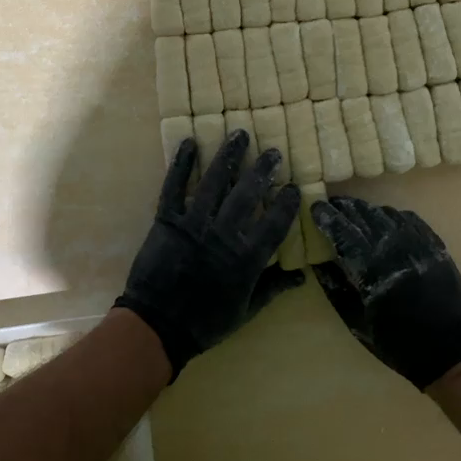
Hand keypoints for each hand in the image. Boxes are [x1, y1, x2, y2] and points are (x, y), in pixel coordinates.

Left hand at [114, 130, 303, 379]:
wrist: (157, 326)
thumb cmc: (206, 322)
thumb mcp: (246, 310)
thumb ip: (273, 288)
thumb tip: (302, 276)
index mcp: (246, 259)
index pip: (274, 224)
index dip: (287, 204)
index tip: (295, 186)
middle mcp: (223, 235)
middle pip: (247, 194)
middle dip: (262, 170)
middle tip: (273, 151)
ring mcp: (193, 224)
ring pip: (215, 182)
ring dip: (228, 156)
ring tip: (240, 135)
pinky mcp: (167, 219)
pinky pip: (174, 186)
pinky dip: (181, 163)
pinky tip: (190, 142)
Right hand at [310, 196, 460, 389]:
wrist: (452, 354)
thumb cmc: (399, 345)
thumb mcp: (358, 324)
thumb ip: (336, 289)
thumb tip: (319, 262)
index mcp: (373, 272)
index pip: (344, 233)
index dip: (328, 218)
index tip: (315, 207)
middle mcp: (395, 251)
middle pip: (365, 217)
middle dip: (346, 209)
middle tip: (333, 205)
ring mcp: (419, 245)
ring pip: (387, 214)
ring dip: (368, 211)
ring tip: (356, 212)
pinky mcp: (437, 246)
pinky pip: (411, 220)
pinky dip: (393, 216)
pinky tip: (386, 220)